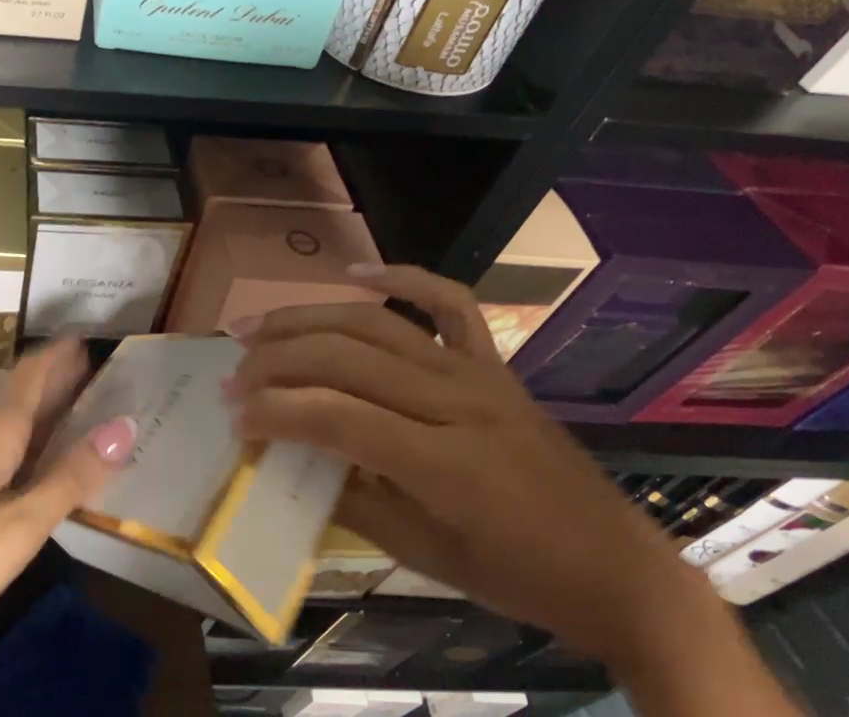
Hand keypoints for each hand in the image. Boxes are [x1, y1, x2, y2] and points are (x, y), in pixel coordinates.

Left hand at [0, 339, 135, 711]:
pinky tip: (35, 455)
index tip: (91, 338)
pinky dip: (24, 435)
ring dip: (41, 405)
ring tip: (78, 404)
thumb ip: (71, 475)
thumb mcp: (19, 525)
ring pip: (5, 416)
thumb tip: (124, 425)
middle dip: (56, 377)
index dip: (60, 354)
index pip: (30, 373)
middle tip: (98, 371)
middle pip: (18, 391)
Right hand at [226, 266, 801, 715]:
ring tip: (256, 328)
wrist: (615, 569)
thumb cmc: (515, 576)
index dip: (275, 413)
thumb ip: (348, 501)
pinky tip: (357, 272)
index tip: (234, 418)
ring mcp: (479, 375)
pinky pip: (450, 303)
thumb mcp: (421, 556)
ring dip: (308, 318)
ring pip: (377, 323)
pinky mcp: (495, 365)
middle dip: (276, 362)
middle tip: (232, 376)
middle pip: (346, 358)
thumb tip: (283, 458)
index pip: (337, 417)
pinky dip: (403, 276)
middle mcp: (457, 403)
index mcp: (444, 464)